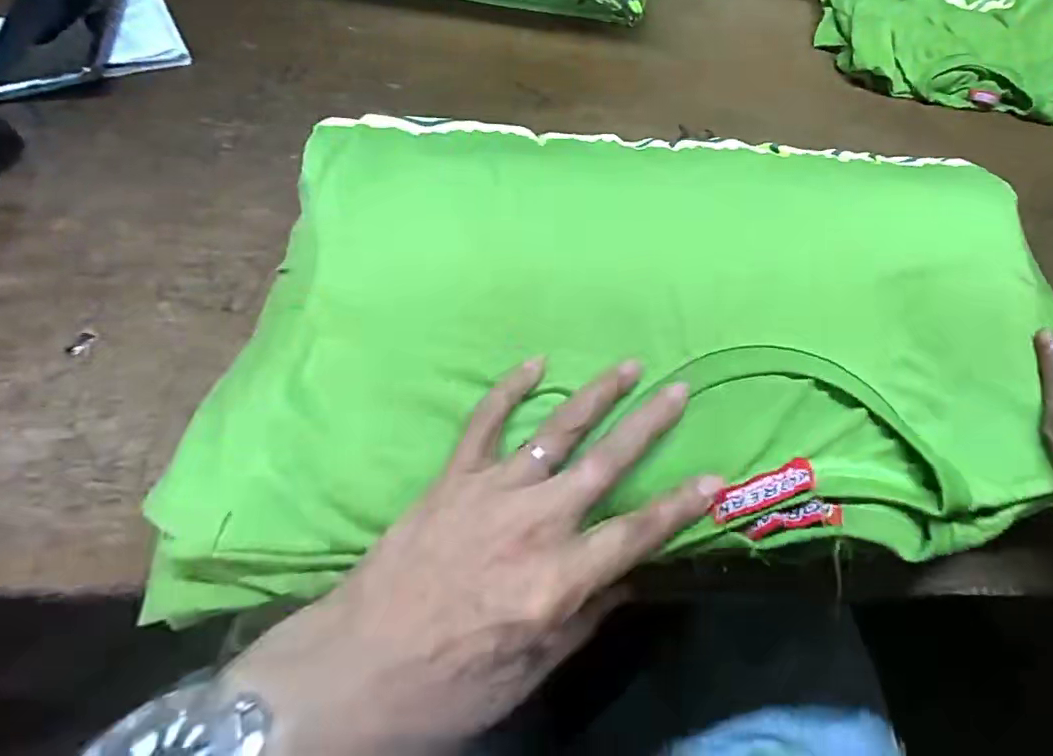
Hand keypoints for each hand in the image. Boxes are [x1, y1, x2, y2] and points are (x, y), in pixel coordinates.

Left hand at [220, 358, 722, 755]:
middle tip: (680, 389)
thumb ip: (584, 619)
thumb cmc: (440, 689)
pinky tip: (535, 363)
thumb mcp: (525, 675)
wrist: (336, 681)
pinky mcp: (450, 483)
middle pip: (606, 464)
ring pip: (556, 433)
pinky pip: (482, 426)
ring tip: (629, 366)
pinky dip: (508, 391)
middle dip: (650, 424)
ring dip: (597, 396)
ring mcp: (490, 496)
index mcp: (555, 581)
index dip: (681, 506)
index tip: (716, 479)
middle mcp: (532, 527)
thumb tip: (629, 576)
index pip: (636, 533)